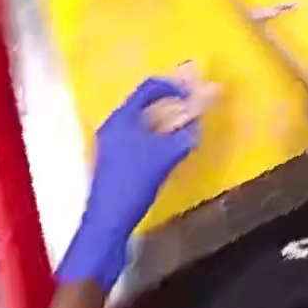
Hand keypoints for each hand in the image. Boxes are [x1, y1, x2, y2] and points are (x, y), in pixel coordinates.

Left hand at [57, 77, 199, 290]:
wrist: (107, 222)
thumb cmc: (134, 182)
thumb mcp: (165, 157)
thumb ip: (185, 135)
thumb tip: (200, 120)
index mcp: (122, 117)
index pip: (148, 88)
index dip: (172, 85)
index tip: (192, 90)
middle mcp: (113, 125)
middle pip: (144, 103)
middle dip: (170, 102)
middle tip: (191, 105)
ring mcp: (110, 143)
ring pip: (141, 121)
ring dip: (164, 120)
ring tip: (185, 125)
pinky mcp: (112, 159)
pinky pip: (136, 136)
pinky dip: (155, 135)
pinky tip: (169, 146)